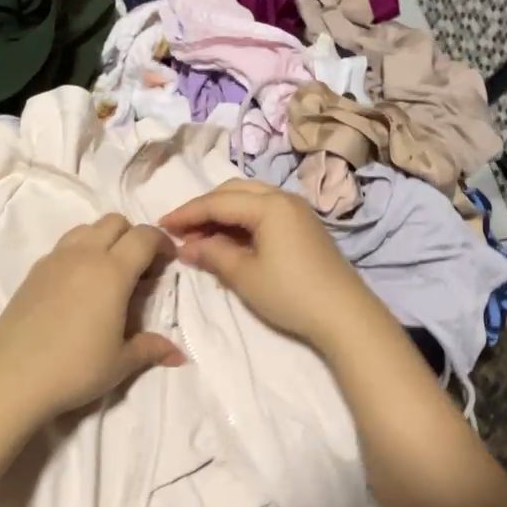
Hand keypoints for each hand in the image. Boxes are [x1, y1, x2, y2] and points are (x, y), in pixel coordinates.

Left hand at [0, 214, 184, 419]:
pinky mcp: (32, 273)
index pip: (144, 236)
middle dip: (132, 236)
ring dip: (103, 240)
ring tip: (107, 274)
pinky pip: (62, 247)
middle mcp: (83, 256)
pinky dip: (78, 253)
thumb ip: (150, 349)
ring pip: (85, 229)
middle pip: (114, 222)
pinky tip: (77, 287)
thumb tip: (177, 354)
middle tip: (139, 268)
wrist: (12, 378)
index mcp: (112, 271)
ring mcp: (54, 261)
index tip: (168, 261)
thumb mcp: (120, 362)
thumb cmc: (75, 369)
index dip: (161, 242)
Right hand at [159, 178, 385, 348]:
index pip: (217, 202)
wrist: (344, 315)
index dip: (187, 213)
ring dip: (223, 213)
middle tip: (181, 230)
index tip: (161, 225)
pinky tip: (229, 240)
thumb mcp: (244, 276)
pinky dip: (242, 221)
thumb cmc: (290, 293)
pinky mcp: (304, 227)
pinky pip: (264, 211)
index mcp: (269, 205)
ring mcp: (297, 211)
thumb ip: (213, 254)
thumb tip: (188, 246)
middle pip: (234, 192)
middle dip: (204, 208)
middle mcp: (284, 198)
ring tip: (201, 236)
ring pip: (250, 199)